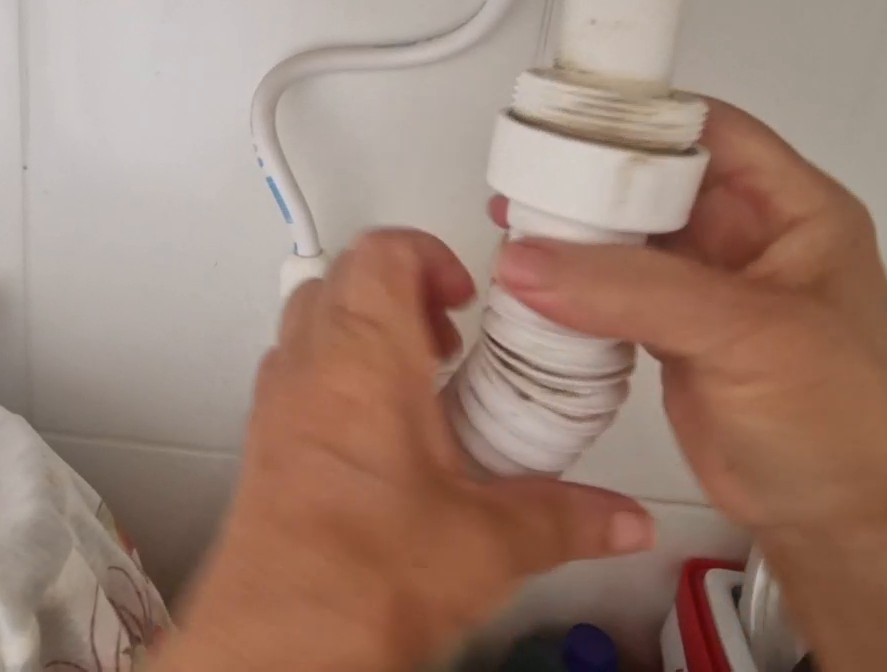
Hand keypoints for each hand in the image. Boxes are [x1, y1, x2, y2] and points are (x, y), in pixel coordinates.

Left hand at [157, 231, 652, 671]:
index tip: (463, 301)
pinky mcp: (262, 429)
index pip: (384, 252)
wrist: (279, 637)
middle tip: (447, 340)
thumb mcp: (486, 543)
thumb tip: (624, 519)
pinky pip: (296, 362)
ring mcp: (277, 392)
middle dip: (402, 289)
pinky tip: (377, 428)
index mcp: (364, 355)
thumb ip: (565, 517)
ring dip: (364, 323)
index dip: (428, 257)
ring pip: (314, 311)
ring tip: (417, 380)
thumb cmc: (366, 575)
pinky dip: (335, 363)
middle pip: (346, 273)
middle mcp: (311, 359)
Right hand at [491, 100, 886, 538]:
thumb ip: (631, 291)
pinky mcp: (664, 328)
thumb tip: (518, 259)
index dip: (634, 115)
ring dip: (567, 227)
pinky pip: (603, 285)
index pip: (703, 128)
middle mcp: (741, 233)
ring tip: (508, 220)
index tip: (558, 117)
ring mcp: (699, 283)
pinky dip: (564, 279)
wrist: (846, 534)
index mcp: (788, 206)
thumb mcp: (750, 335)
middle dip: (583, 175)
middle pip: (647, 178)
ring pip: (619, 232)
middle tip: (518, 175)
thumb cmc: (842, 424)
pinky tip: (524, 277)